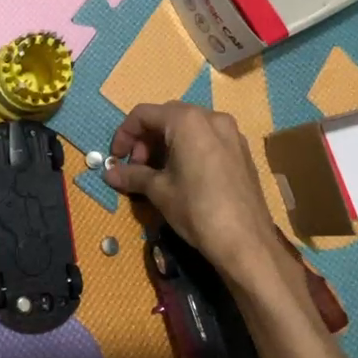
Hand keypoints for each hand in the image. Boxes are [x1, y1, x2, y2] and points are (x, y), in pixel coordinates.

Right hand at [102, 102, 280, 263]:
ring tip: (157, 173)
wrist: (247, 243)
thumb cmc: (197, 210)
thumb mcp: (159, 191)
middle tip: (137, 166)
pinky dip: (189, 149)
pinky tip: (183, 176)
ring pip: (189, 127)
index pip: (144, 114)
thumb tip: (109, 173)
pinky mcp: (242, 152)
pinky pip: (208, 139)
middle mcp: (211, 118)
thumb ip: (132, 175)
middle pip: (167, 117)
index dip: (124, 134)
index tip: (117, 157)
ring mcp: (232, 134)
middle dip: (146, 139)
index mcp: (187, 121)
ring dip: (167, 143)